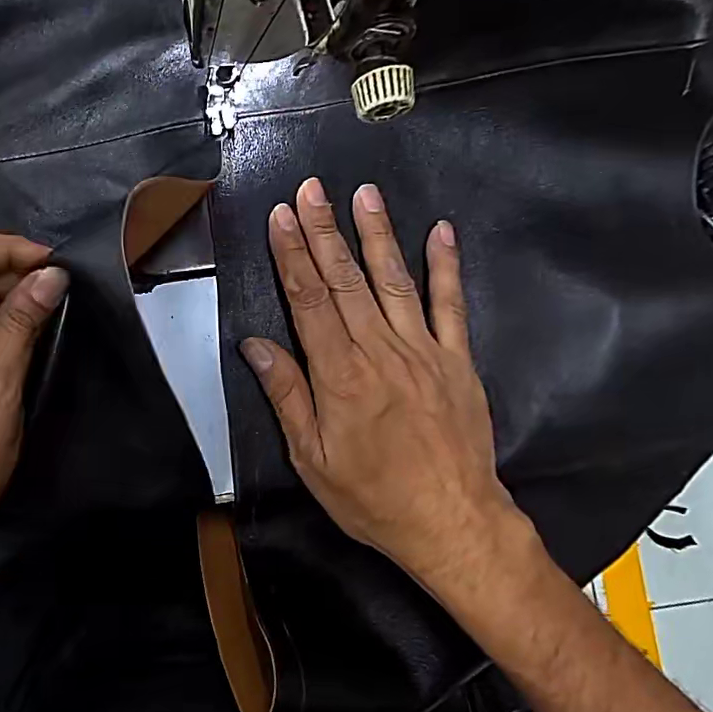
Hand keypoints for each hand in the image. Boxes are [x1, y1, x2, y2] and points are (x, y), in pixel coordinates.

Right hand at [241, 179, 532, 586]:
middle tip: (311, 190)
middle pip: (345, 280)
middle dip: (324, 230)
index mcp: (339, 375)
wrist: (452, 521)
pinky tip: (441, 231)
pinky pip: (450, 305)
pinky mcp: (457, 360)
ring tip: (363, 194)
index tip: (281, 217)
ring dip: (376, 234)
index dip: (293, 255)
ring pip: (393, 281)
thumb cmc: (374, 497)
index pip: (309, 300)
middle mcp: (380, 351)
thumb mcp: (312, 459)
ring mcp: (423, 351)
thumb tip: (256, 346)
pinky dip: (446, 266)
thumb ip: (287, 395)